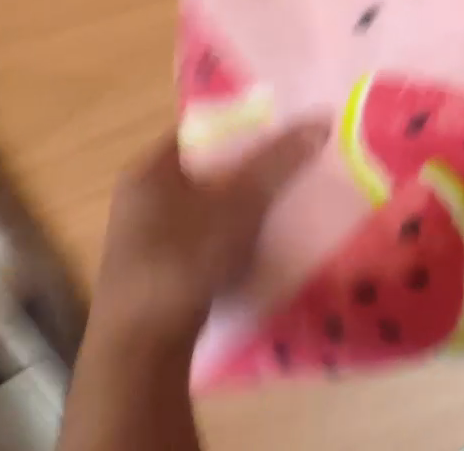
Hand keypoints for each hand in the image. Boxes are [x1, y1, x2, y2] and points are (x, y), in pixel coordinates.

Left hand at [90, 123, 327, 346]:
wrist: (142, 345)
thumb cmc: (183, 260)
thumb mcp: (240, 203)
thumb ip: (279, 160)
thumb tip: (320, 119)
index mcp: (151, 170)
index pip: (207, 126)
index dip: (252, 119)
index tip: (294, 118)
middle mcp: (147, 193)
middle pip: (216, 160)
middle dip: (262, 155)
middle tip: (307, 147)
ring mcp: (154, 228)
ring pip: (218, 193)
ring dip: (257, 188)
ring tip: (301, 181)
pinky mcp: (167, 257)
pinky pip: (215, 221)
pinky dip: (245, 216)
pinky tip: (275, 222)